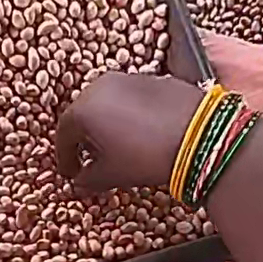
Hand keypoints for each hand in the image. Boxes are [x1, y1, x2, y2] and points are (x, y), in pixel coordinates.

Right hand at [55, 72, 204, 192]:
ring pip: (105, 103)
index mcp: (83, 109)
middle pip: (83, 114)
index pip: (63, 134)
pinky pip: (128, 98)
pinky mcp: (152, 78)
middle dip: (83, 139)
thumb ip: (87, 179)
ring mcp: (128, 78)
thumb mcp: (110, 175)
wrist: (199, 135)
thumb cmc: (144, 157)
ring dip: (104, 125)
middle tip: (89, 161)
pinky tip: (137, 134)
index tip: (70, 173)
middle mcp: (100, 86)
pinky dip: (125, 115)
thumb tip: (78, 183)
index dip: (65, 157)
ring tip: (115, 148)